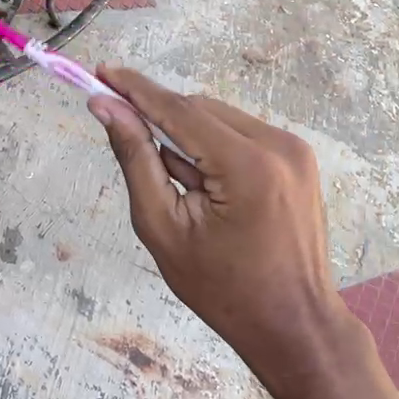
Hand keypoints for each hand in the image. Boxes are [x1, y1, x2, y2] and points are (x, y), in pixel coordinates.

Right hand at [88, 66, 349, 388]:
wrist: (293, 325)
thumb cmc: (222, 289)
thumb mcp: (163, 228)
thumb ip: (135, 160)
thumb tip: (107, 108)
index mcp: (247, 166)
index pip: (178, 110)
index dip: (135, 90)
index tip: (100, 72)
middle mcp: (278, 144)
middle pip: (198, 110)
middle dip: (159, 120)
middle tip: (127, 144)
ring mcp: (294, 149)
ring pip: (217, 118)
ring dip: (186, 137)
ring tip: (180, 190)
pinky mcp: (298, 158)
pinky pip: (238, 133)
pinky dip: (210, 147)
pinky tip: (204, 188)